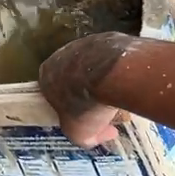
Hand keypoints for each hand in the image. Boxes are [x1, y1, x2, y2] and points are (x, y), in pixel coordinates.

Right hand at [37, 31, 140, 146]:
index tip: (85, 116)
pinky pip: (111, 56)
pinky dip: (118, 67)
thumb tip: (107, 133)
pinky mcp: (107, 37)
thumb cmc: (85, 106)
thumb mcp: (79, 134)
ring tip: (119, 93)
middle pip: (73, 75)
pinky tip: (128, 80)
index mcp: (46, 76)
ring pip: (92, 64)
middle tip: (104, 105)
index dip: (68, 104)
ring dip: (103, 77)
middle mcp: (60, 55)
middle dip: (86, 90)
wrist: (111, 75)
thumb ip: (87, 138)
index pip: (53, 90)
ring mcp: (84, 43)